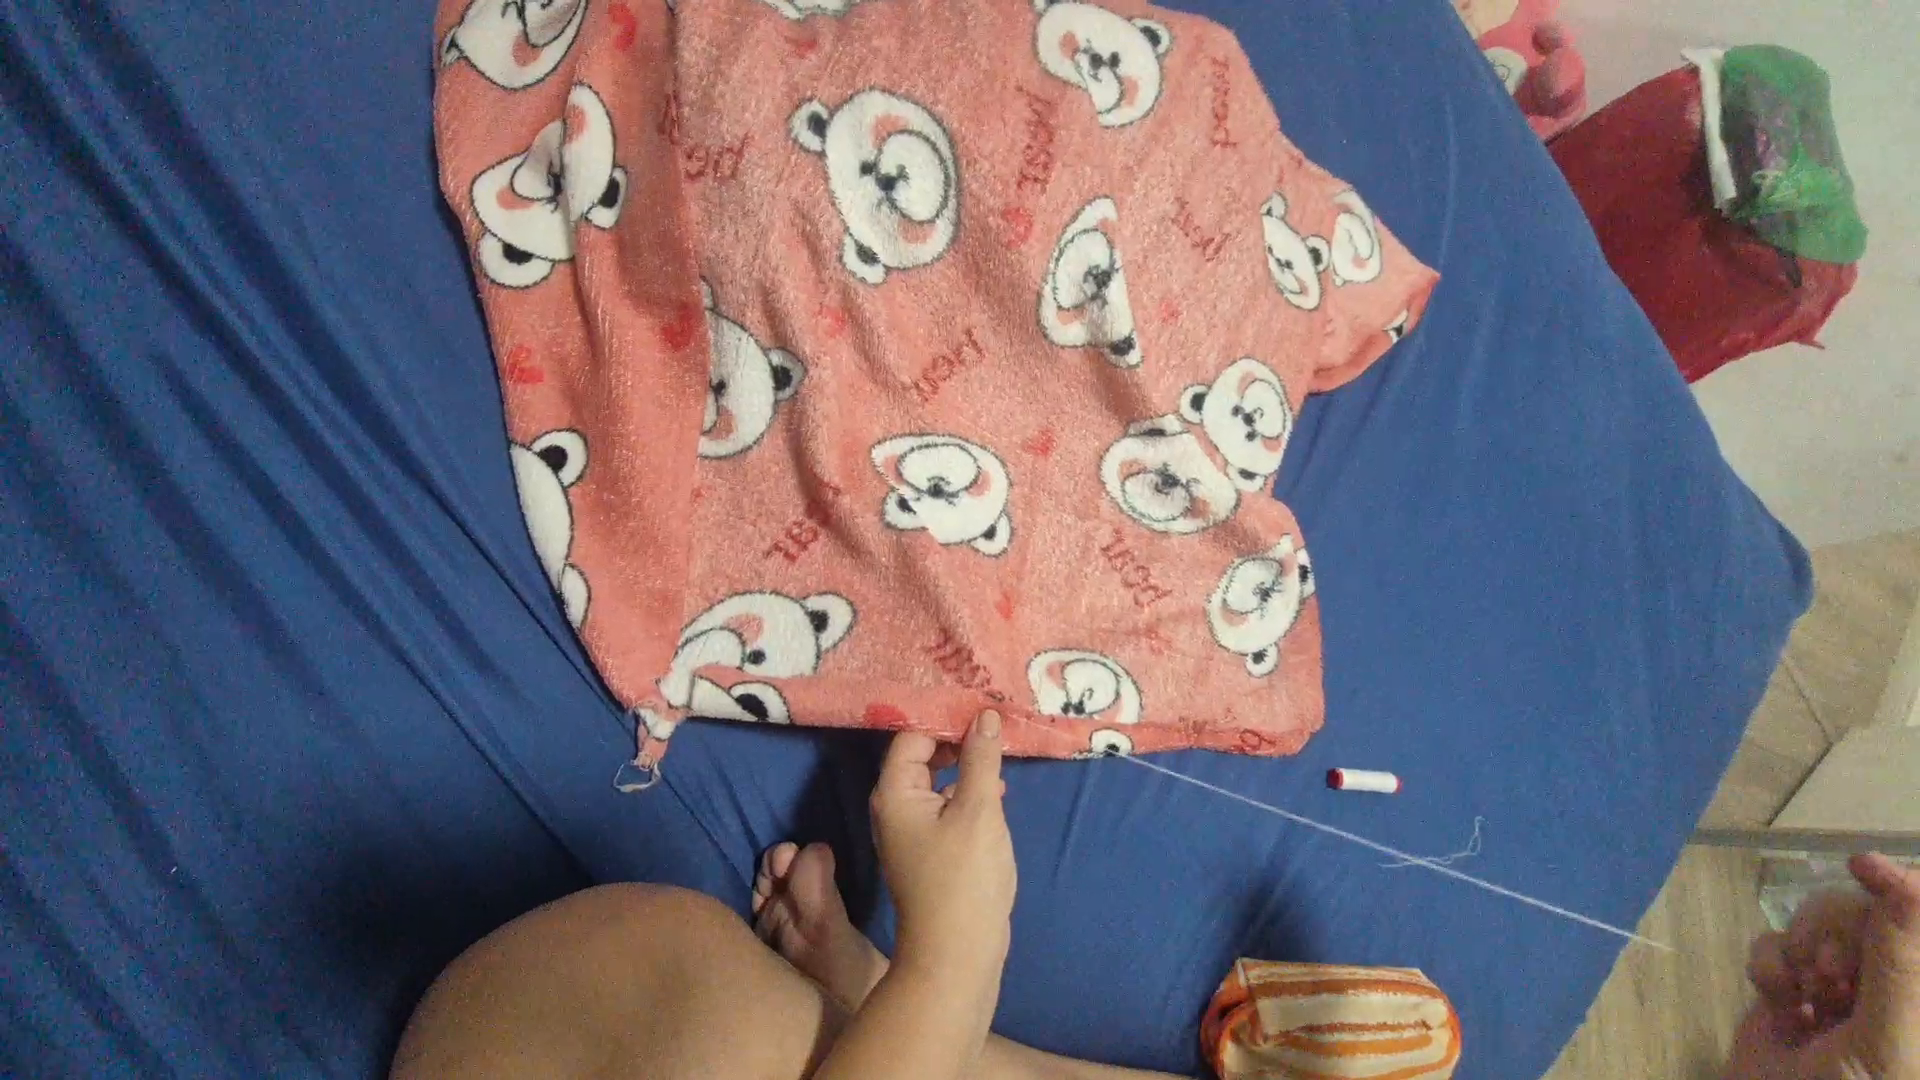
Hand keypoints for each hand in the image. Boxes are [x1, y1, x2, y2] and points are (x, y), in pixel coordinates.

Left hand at [870, 711, 1015, 981]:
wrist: (958, 955)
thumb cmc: (963, 879)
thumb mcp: (978, 810)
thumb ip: (981, 759)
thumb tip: (984, 715)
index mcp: (894, 792)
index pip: (912, 735)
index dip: (943, 718)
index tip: (979, 706)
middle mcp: (895, 805)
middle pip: (922, 754)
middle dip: (956, 738)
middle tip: (993, 722)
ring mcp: (911, 828)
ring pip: (937, 778)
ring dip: (966, 763)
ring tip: (999, 749)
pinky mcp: (930, 846)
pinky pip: (945, 802)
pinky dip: (967, 789)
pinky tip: (996, 789)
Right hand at [1727, 853, 1919, 1079]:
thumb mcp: (1887, 1039)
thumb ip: (1897, 961)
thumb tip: (1887, 874)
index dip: (1902, 889)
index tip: (1863, 866)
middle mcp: (1898, 986)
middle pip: (1865, 915)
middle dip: (1834, 935)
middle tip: (1828, 976)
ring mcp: (1845, 985)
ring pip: (1815, 925)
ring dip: (1796, 952)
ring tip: (1802, 995)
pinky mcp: (1793, 984)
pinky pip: (1774, 944)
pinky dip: (1767, 966)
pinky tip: (1777, 1000)